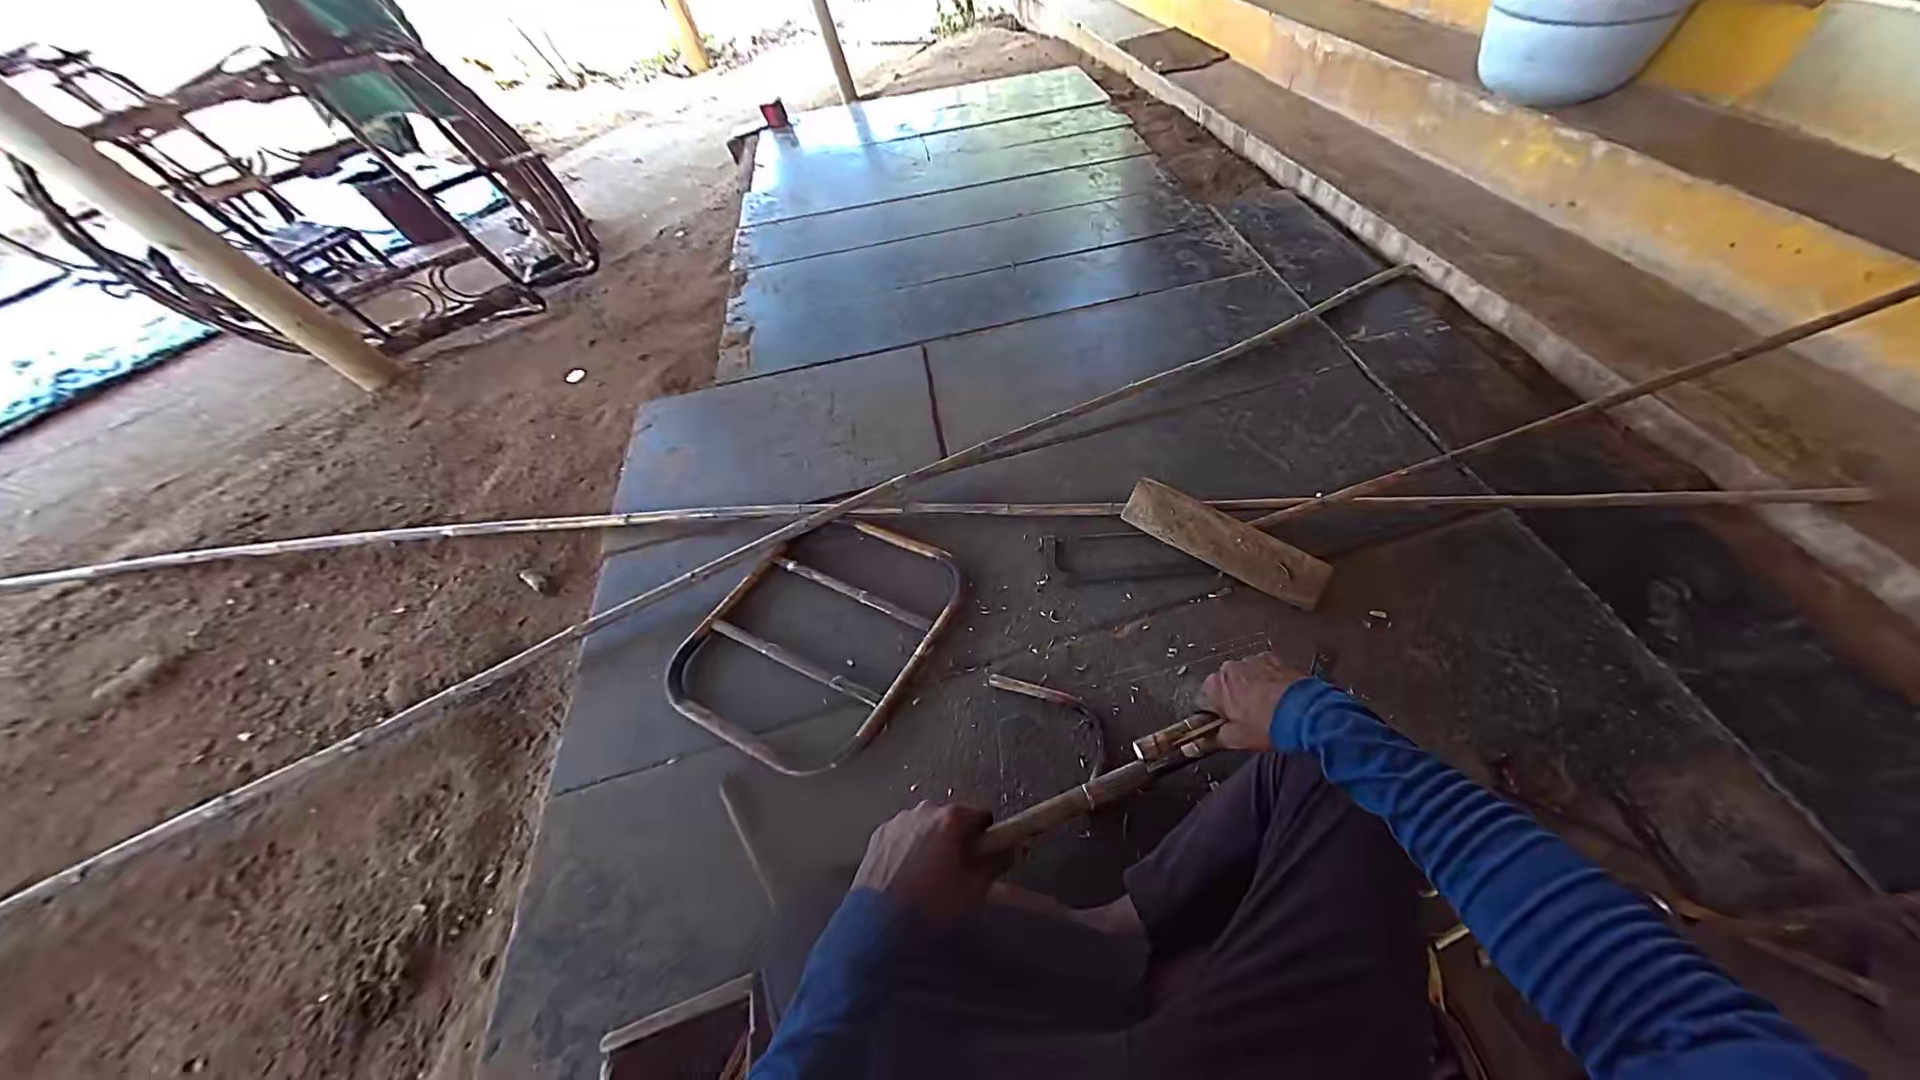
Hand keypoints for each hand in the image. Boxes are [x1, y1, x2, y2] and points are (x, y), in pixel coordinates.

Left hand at [851, 801, 997, 921]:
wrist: (877, 926)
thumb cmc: (931, 907)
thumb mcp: (975, 889)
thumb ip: (999, 861)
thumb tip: (1018, 846)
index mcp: (952, 818)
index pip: (982, 815)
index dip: (986, 837)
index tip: (982, 857)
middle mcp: (925, 810)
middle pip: (953, 817)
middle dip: (957, 838)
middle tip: (955, 872)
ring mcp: (900, 820)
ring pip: (927, 825)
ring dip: (931, 841)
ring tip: (926, 878)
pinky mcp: (880, 834)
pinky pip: (904, 834)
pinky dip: (908, 848)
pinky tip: (905, 877)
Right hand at [1201, 652, 1309, 750]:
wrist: (1310, 714)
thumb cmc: (1272, 725)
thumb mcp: (1237, 739)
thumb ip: (1213, 738)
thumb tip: (1202, 742)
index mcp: (1214, 685)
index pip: (1204, 701)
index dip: (1216, 716)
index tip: (1227, 725)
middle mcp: (1230, 668)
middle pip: (1224, 687)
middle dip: (1233, 700)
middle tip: (1250, 720)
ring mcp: (1252, 661)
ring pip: (1244, 678)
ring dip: (1251, 690)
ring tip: (1268, 709)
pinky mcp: (1273, 660)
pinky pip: (1264, 672)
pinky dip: (1268, 682)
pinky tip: (1278, 699)